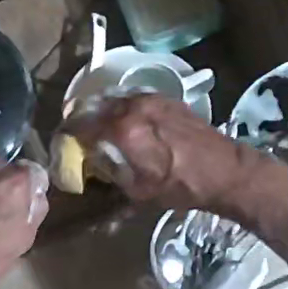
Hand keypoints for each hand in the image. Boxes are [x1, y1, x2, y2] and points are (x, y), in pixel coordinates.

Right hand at [65, 93, 283, 212]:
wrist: (227, 172)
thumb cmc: (181, 187)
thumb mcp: (139, 190)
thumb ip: (112, 172)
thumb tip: (95, 163)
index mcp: (123, 129)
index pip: (81, 125)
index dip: (67, 133)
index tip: (60, 140)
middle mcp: (134, 106)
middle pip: (95, 106)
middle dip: (82, 118)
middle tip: (76, 133)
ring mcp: (152, 99)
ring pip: (115, 99)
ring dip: (102, 110)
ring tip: (98, 126)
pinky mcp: (167, 99)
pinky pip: (134, 98)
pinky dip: (123, 107)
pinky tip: (126, 121)